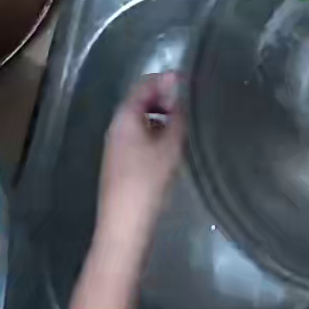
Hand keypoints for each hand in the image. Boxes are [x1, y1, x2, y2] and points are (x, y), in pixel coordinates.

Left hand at [96, 71, 184, 252]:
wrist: (124, 228)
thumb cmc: (147, 182)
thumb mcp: (170, 145)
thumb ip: (178, 115)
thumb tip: (180, 89)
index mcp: (125, 116)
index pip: (146, 84)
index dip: (168, 80)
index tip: (192, 83)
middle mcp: (117, 125)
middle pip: (142, 100)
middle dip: (166, 98)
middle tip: (192, 106)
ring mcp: (117, 145)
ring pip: (142, 120)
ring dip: (163, 117)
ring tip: (187, 126)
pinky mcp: (121, 163)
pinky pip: (141, 136)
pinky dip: (157, 133)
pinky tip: (173, 148)